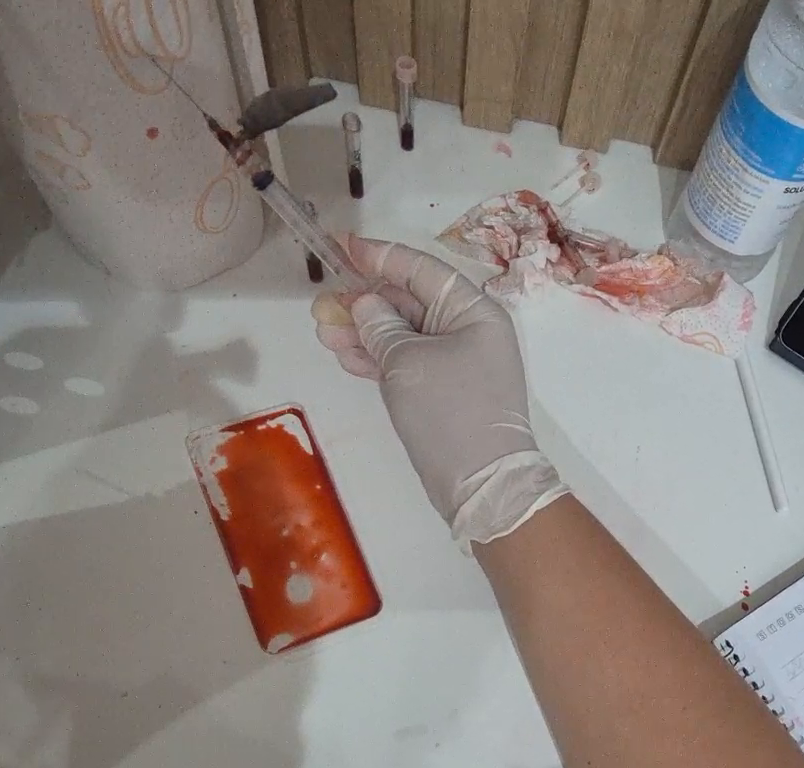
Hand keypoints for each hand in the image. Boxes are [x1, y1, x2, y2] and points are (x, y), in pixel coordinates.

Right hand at [312, 236, 566, 547]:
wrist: (481, 484)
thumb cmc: (450, 412)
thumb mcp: (408, 362)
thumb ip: (381, 326)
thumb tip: (366, 306)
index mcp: (475, 312)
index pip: (423, 270)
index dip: (381, 257)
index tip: (343, 246)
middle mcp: (470, 332)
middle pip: (411, 303)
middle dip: (366, 302)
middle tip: (322, 304)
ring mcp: (459, 365)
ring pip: (404, 336)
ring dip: (364, 333)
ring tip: (323, 332)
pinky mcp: (445, 393)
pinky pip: (407, 364)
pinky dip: (378, 360)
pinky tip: (344, 356)